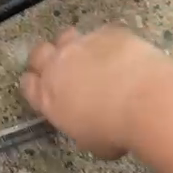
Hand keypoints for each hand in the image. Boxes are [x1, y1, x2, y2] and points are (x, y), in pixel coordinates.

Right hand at [20, 26, 172, 158]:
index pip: (28, 84)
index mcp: (49, 97)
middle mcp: (59, 65)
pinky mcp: (106, 31)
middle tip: (62, 67)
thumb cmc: (116, 130)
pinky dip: (106, 43)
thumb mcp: (90, 140)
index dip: (35, 84)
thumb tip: (89, 119)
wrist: (144, 99)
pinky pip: (100, 33)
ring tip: (90, 57)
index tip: (43, 88)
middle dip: (47, 57)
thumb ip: (80, 122)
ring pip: (67, 36)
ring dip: (73, 45)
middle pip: (39, 53)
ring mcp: (82, 43)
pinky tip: (121, 54)